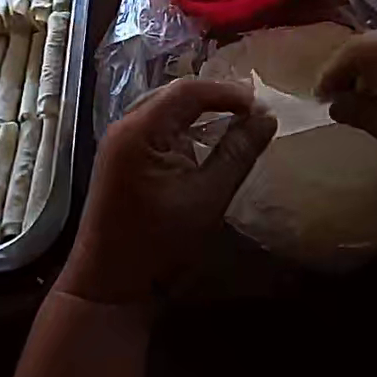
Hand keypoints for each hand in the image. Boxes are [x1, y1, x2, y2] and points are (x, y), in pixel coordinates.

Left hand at [58, 79, 276, 306]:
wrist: (109, 285)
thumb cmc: (159, 243)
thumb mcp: (208, 196)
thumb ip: (238, 153)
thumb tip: (266, 117)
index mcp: (140, 131)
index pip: (187, 90)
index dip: (227, 92)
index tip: (261, 105)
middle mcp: (123, 127)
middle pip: (173, 95)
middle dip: (214, 99)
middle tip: (252, 111)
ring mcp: (117, 143)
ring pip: (164, 111)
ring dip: (199, 114)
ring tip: (236, 123)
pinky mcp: (120, 160)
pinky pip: (155, 130)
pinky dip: (182, 131)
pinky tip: (205, 144)